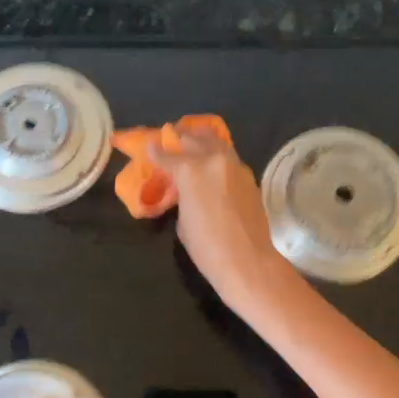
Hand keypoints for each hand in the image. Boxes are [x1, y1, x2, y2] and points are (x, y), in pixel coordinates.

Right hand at [150, 130, 291, 301]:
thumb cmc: (206, 247)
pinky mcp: (249, 176)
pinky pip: (229, 158)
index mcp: (190, 170)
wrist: (247, 260)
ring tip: (193, 140)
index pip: (167, 155)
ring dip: (202, 140)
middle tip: (172, 137)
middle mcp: (213, 159)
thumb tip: (185, 189)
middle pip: (193, 139)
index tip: (149, 146)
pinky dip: (218, 156)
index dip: (155, 152)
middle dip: (180, 138)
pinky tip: (213, 162)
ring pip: (215, 142)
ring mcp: (234, 165)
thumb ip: (182, 195)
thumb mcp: (183, 220)